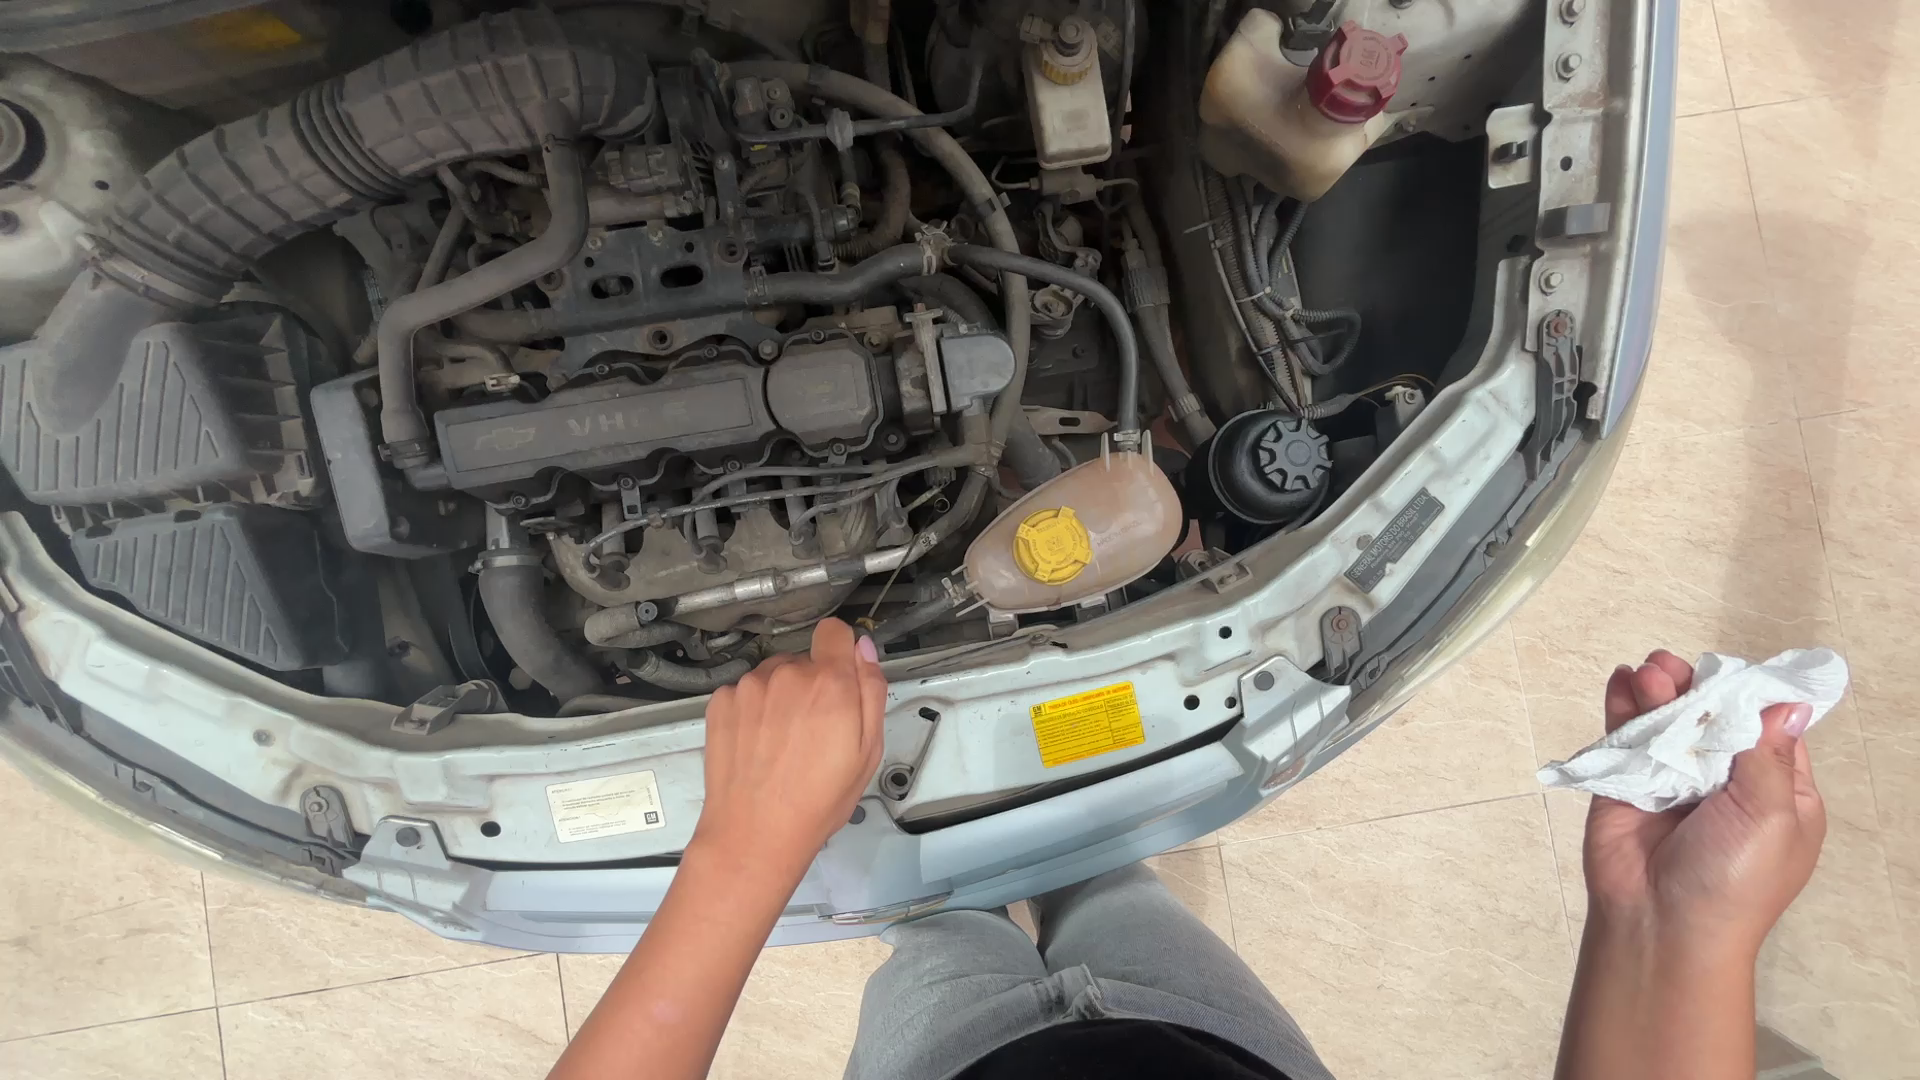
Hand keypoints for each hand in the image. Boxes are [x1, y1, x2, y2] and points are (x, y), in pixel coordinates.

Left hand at [691, 618, 886, 879]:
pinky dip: (754, 708)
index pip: (835, 631)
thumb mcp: (869, 750)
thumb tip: (863, 649)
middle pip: (806, 658)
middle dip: (813, 683)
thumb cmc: (816, 800)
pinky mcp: (722, 701)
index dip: (841, 650)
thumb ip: (871, 689)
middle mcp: (787, 674)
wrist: (754, 834)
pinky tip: (760, 742)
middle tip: (815, 728)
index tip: (841, 672)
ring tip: (784, 740)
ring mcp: (750, 686)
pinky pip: (746, 690)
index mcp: (829, 682)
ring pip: (775, 674)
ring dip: (782, 694)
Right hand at [1582, 649, 1826, 957]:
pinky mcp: (1625, 776)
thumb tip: (1787, 705)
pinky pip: (1624, 734)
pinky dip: (1622, 705)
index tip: (1733, 671)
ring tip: (1647, 670)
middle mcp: (1723, 776)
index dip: (1751, 697)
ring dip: (1656, 691)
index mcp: (1776, 789)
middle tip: (1673, 665)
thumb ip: (1768, 758)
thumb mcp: (1770, 817)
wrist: (1660, 913)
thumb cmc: (1734, 876)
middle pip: (1710, 717)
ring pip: (1665, 720)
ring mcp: (1671, 774)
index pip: (1767, 729)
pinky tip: (1621, 681)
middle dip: (1694, 687)